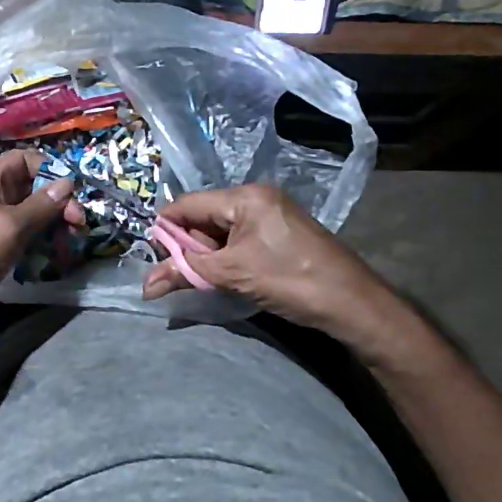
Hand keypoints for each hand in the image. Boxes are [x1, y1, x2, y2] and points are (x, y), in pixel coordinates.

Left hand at [0, 151, 73, 332]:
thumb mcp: (11, 223)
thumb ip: (42, 203)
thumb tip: (68, 183)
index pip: (23, 160)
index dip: (48, 168)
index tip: (71, 189)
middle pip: (31, 184)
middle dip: (57, 198)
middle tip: (78, 220)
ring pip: (32, 209)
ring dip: (54, 218)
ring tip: (73, 234)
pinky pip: (27, 229)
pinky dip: (44, 234)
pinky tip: (58, 246)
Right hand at [146, 184, 399, 344]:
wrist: (355, 305)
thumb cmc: (292, 281)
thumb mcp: (232, 276)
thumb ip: (185, 273)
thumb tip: (145, 286)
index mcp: (244, 197)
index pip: (188, 204)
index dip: (165, 229)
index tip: (152, 255)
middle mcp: (256, 196)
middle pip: (203, 214)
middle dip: (188, 244)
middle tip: (184, 274)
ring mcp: (271, 212)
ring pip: (221, 228)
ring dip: (208, 253)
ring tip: (207, 278)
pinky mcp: (280, 230)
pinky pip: (240, 236)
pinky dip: (227, 255)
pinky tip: (227, 275)